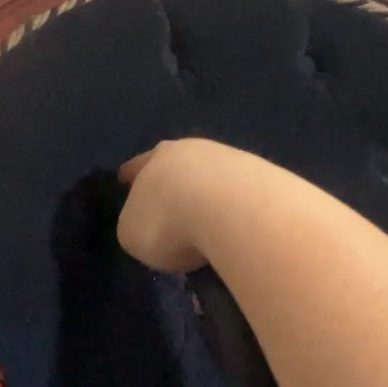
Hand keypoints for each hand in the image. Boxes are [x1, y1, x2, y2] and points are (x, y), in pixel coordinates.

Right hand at [116, 138, 239, 272]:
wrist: (232, 209)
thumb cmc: (169, 223)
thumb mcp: (133, 235)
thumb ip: (137, 226)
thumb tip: (151, 228)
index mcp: (153, 161)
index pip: (136, 167)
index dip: (130, 176)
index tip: (125, 179)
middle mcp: (190, 151)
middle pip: (176, 163)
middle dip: (171, 180)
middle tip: (169, 198)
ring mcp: (230, 160)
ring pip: (210, 174)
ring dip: (206, 191)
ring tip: (207, 217)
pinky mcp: (262, 176)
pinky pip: (239, 192)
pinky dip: (233, 205)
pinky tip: (234, 222)